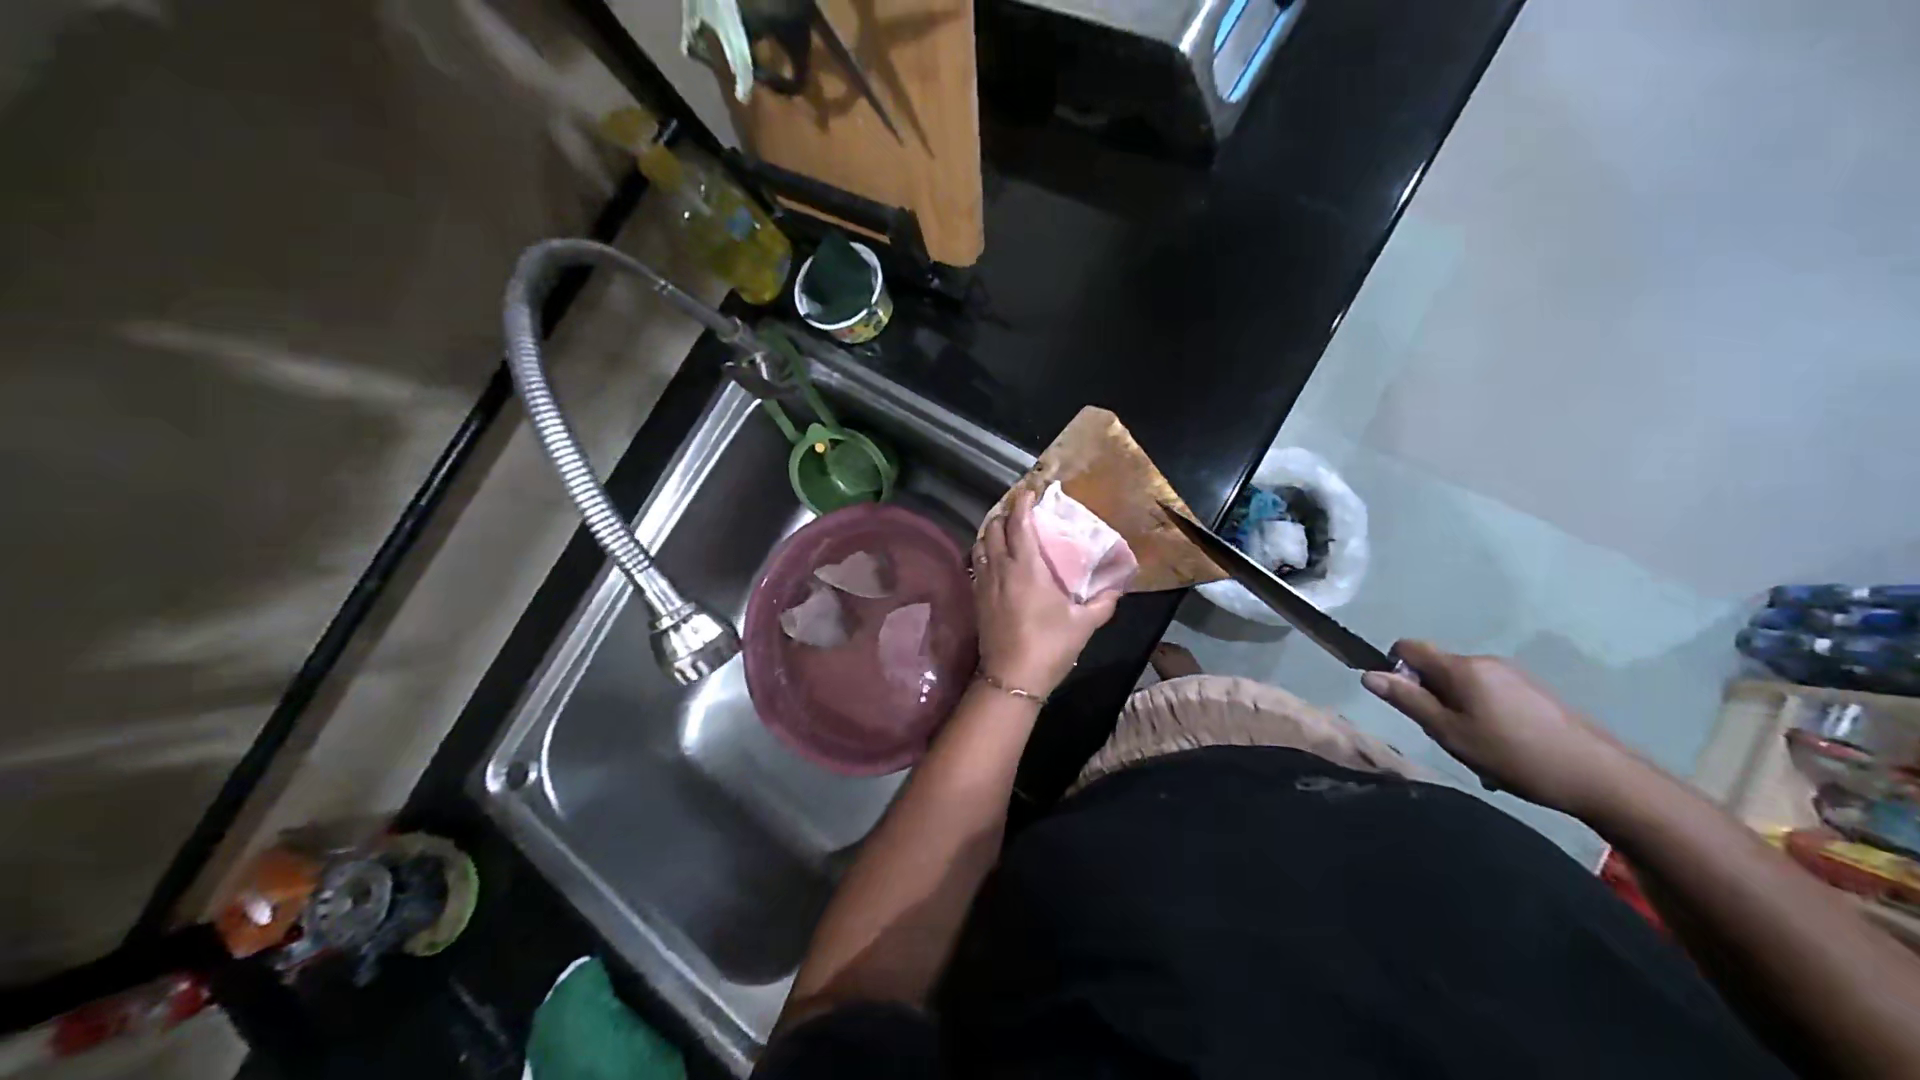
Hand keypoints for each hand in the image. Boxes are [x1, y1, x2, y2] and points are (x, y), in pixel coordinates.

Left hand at [971, 489, 1120, 697]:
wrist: (1011, 677)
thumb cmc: (1050, 645)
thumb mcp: (1084, 624)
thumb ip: (1103, 603)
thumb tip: (1117, 590)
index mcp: (1026, 567)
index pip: (1018, 523)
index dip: (1022, 503)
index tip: (1029, 491)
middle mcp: (1000, 568)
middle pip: (994, 528)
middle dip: (1004, 513)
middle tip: (1018, 510)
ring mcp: (984, 583)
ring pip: (980, 544)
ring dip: (991, 531)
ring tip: (1004, 530)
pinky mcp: (976, 599)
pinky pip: (976, 564)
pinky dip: (984, 552)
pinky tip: (993, 560)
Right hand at [1362, 641, 1641, 817]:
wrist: (1601, 776)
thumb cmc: (1514, 754)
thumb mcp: (1450, 733)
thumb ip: (1409, 701)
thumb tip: (1369, 674)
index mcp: (1462, 668)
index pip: (1408, 646)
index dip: (1396, 668)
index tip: (1408, 703)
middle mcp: (1486, 661)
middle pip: (1437, 666)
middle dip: (1430, 694)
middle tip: (1444, 733)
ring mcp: (1514, 674)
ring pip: (1464, 682)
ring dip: (1457, 706)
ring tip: (1476, 745)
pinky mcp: (1534, 691)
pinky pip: (1490, 692)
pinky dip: (1482, 712)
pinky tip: (1501, 746)